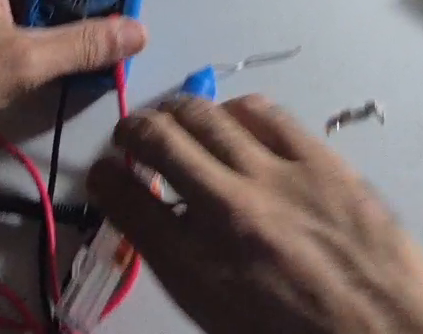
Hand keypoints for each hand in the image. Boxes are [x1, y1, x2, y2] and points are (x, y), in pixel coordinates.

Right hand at [88, 95, 422, 333]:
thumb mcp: (226, 322)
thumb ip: (188, 271)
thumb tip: (170, 225)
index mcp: (199, 270)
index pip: (127, 203)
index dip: (105, 180)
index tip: (104, 173)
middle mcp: (228, 212)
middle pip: (159, 141)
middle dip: (133, 132)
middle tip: (132, 137)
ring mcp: (276, 177)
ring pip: (206, 115)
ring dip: (177, 111)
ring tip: (173, 118)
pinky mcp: (319, 158)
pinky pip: (263, 112)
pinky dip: (235, 109)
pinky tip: (231, 118)